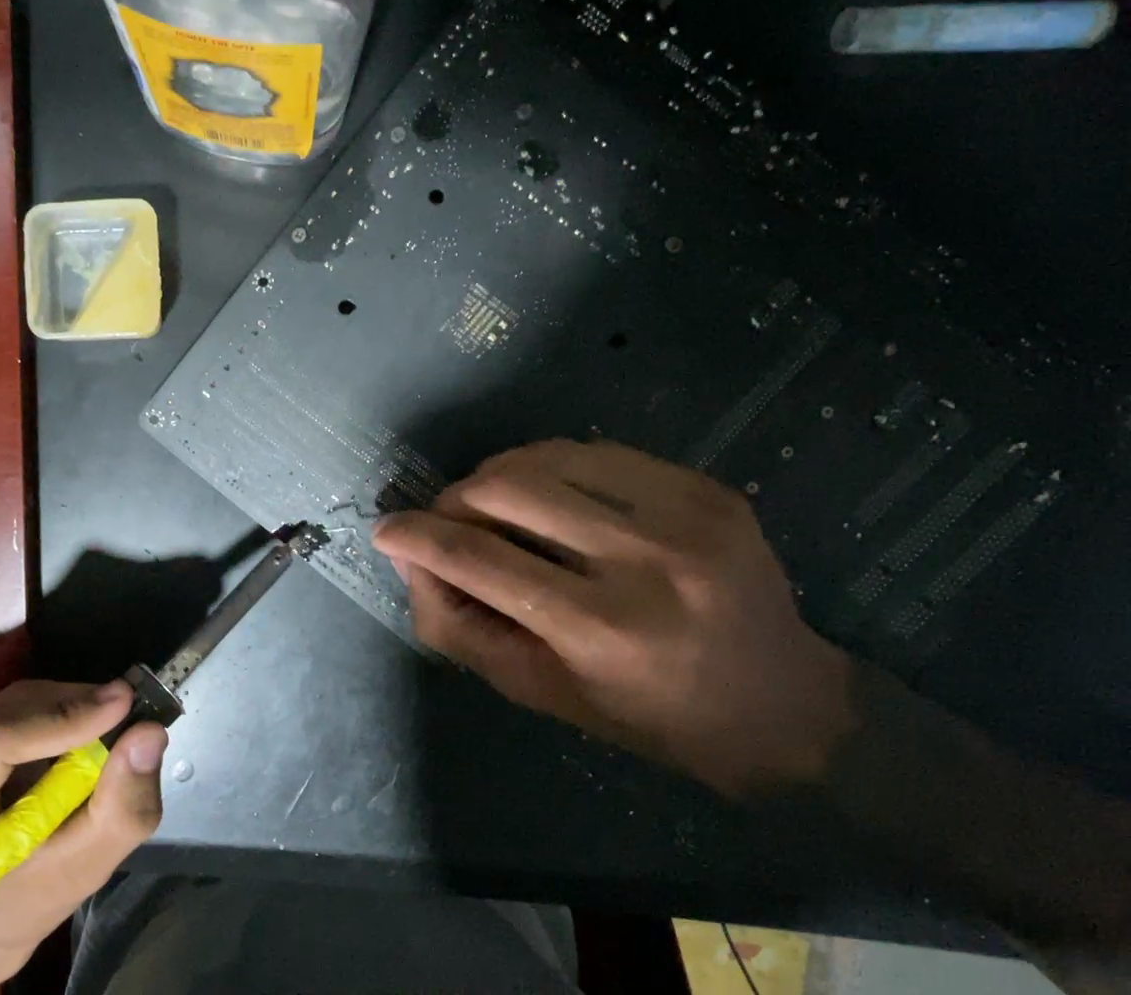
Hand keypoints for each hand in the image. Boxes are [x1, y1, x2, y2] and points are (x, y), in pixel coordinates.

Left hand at [0, 680, 168, 992]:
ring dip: (62, 707)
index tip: (122, 703)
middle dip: (72, 708)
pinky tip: (68, 734)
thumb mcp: (86, 868)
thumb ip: (122, 808)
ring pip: (5, 702)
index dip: (57, 718)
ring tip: (100, 731)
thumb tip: (148, 732)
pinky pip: (1, 704)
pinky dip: (46, 710)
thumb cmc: (30, 895)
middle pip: (0, 715)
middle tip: (128, 713)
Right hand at [371, 439, 855, 797]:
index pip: (477, 559)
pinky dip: (552, 468)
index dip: (416, 538)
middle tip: (447, 522)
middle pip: (507, 488)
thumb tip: (410, 559)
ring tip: (492, 506)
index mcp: (600, 628)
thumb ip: (459, 626)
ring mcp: (684, 514)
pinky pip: (597, 451)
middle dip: (454, 499)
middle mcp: (644, 561)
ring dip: (497, 475)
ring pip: (547, 455)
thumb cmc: (646, 716)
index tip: (385, 531)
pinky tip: (551, 497)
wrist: (782, 705)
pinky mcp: (706, 487)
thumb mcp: (538, 691)